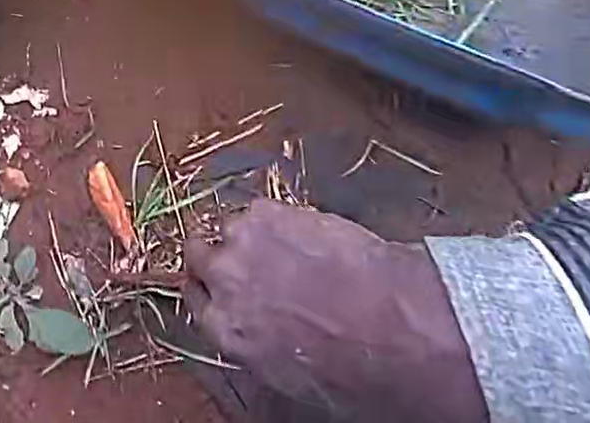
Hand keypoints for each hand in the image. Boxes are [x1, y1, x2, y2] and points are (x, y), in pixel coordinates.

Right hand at [185, 202, 486, 421]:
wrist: (396, 323)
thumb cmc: (358, 368)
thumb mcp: (294, 379)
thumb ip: (251, 343)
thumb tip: (249, 327)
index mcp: (227, 329)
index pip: (193, 297)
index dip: (207, 288)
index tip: (219, 285)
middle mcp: (222, 279)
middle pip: (196, 253)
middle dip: (214, 255)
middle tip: (246, 262)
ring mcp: (241, 238)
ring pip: (228, 227)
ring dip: (248, 236)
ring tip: (285, 249)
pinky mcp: (266, 209)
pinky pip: (259, 211)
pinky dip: (276, 221)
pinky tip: (307, 238)